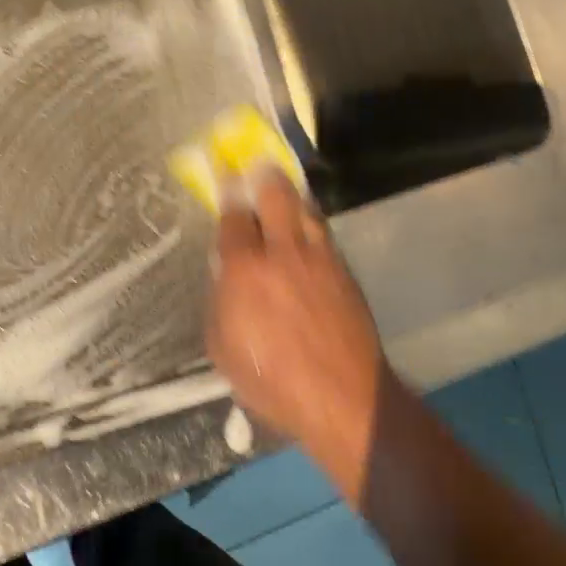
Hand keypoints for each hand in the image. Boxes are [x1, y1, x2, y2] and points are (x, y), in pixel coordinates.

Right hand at [207, 171, 392, 467]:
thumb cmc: (271, 381)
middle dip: (264, 175)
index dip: (226, 192)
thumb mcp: (223, 348)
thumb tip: (224, 276)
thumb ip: (219, 302)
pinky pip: (324, 234)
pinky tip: (306, 232)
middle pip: (275, 194)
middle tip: (256, 167)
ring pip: (306, 208)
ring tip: (283, 193)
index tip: (223, 175)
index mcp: (245, 269)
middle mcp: (283, 252)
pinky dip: (311, 225)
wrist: (343, 397)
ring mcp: (320, 257)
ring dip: (292, 196)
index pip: (233, 216)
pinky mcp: (345, 271)